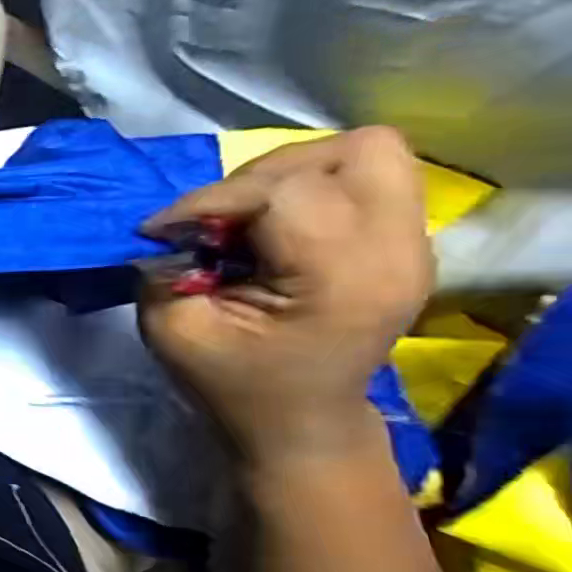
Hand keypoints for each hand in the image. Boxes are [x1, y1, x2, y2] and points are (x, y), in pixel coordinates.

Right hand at [138, 128, 432, 464]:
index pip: (284, 191)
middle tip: (215, 217)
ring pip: (367, 153)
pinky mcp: (401, 239)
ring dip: (291, 173)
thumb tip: (171, 230)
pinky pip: (366, 177)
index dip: (208, 200)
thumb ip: (166, 270)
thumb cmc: (230, 381)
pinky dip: (310, 185)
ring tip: (245, 215)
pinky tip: (273, 224)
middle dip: (262, 175)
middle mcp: (396, 249)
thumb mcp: (172, 329)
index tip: (161, 231)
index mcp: (342, 278)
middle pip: (351, 152)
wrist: (296, 419)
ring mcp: (411, 242)